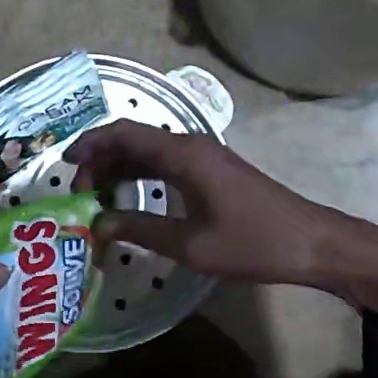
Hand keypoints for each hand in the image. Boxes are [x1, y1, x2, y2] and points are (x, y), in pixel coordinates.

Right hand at [66, 119, 348, 287]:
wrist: (311, 243)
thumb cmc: (253, 242)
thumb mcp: (191, 245)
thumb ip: (139, 231)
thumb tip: (96, 225)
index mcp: (184, 154)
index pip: (125, 133)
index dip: (91, 143)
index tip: (65, 163)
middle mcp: (190, 146)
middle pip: (133, 140)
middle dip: (100, 160)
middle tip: (79, 192)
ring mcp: (202, 158)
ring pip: (148, 152)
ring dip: (119, 169)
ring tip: (94, 197)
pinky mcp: (210, 172)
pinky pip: (164, 165)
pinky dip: (140, 177)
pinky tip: (126, 198)